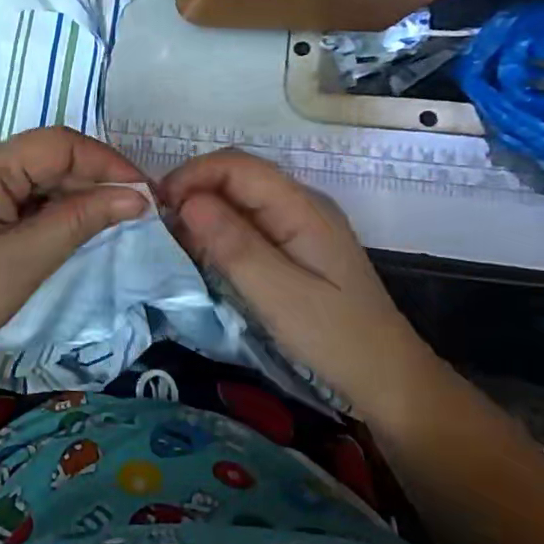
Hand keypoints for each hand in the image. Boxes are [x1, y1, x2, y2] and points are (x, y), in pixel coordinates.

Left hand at [0, 128, 151, 380]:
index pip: (57, 144)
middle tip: (135, 209)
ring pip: (34, 174)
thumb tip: (136, 196)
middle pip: (45, 155)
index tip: (145, 191)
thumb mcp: (30, 257)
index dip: (105, 162)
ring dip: (72, 193)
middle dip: (91, 177)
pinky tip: (73, 225)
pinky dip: (48, 206)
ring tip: (111, 219)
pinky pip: (17, 193)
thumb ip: (82, 218)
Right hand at [162, 150, 441, 419]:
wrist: (385, 377)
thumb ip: (233, 244)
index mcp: (301, 208)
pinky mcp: (288, 245)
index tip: (158, 207)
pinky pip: (243, 223)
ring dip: (200, 211)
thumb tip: (186, 201)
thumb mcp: (278, 294)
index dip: (192, 175)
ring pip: (235, 198)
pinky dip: (214, 231)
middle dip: (191, 190)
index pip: (237, 166)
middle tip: (159, 225)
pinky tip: (197, 254)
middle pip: (235, 176)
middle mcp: (298, 205)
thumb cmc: (333, 336)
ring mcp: (294, 224)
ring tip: (171, 241)